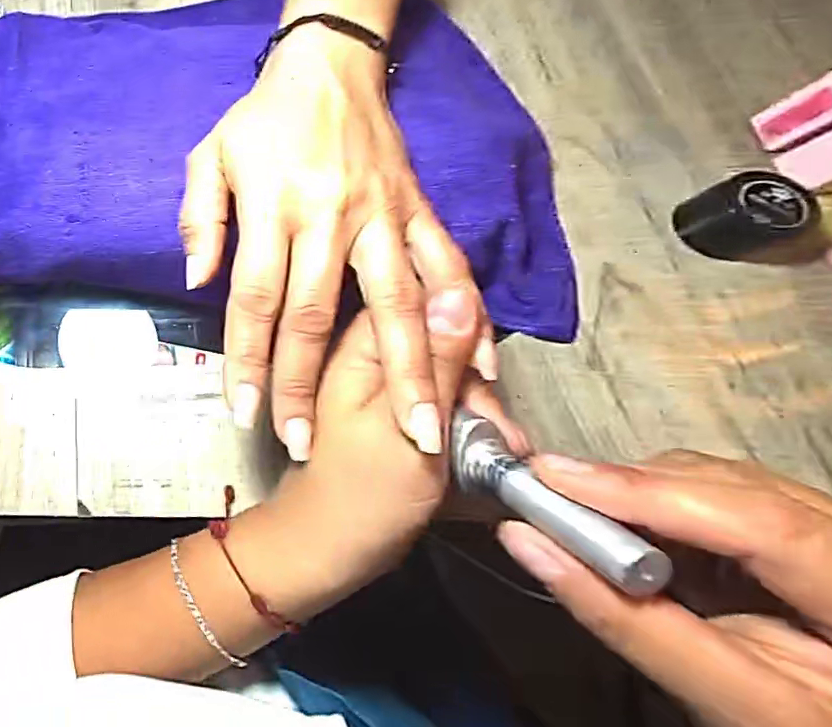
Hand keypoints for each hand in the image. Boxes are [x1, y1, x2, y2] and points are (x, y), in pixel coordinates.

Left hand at [179, 24, 495, 459]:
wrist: (326, 70)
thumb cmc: (258, 120)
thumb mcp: (209, 158)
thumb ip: (201, 219)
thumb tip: (197, 281)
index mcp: (272, 209)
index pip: (255, 298)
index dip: (248, 357)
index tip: (244, 408)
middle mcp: (330, 219)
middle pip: (316, 316)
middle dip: (308, 384)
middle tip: (303, 442)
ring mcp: (383, 217)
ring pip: (396, 306)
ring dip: (405, 375)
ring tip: (417, 437)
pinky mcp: (418, 210)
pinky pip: (449, 267)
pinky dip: (467, 317)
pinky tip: (480, 368)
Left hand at [249, 286, 526, 619]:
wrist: (332, 540)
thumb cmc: (365, 488)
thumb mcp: (408, 425)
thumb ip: (433, 362)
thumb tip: (456, 290)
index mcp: (350, 346)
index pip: (408, 298)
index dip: (457, 322)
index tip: (489, 367)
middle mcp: (356, 352)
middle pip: (428, 333)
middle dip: (472, 373)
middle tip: (497, 425)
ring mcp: (369, 378)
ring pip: (438, 365)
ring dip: (475, 399)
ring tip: (499, 443)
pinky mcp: (386, 403)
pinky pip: (433, 389)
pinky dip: (462, 413)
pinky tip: (488, 443)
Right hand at [498, 452, 831, 726]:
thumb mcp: (740, 707)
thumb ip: (634, 623)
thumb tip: (522, 538)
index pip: (770, 525)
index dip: (648, 492)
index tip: (549, 476)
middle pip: (744, 488)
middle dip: (634, 487)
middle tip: (548, 496)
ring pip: (731, 479)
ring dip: (644, 491)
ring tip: (587, 517)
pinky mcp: (830, 529)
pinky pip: (733, 490)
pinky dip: (668, 503)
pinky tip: (639, 531)